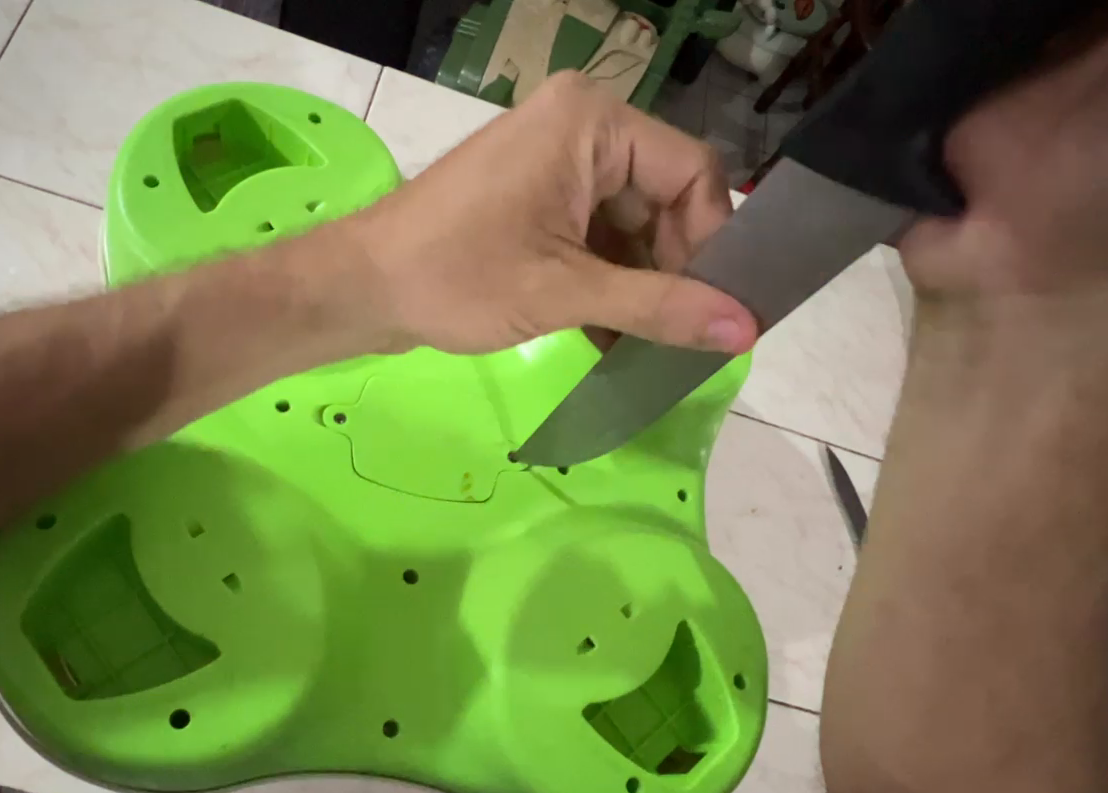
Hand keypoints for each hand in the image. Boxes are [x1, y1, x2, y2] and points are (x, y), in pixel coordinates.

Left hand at [351, 71, 757, 356]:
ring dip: (637, 293)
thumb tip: (746, 330)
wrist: (361, 290)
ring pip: (626, 232)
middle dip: (671, 275)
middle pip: (661, 204)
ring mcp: (552, 170)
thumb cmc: (456, 279)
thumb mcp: (564, 292)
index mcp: (592, 124)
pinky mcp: (532, 206)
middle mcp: (579, 132)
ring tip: (649, 352)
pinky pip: (591, 244)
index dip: (709, 246)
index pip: (692, 174)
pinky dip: (604, 291)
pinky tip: (613, 344)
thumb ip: (657, 308)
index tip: (713, 312)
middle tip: (681, 340)